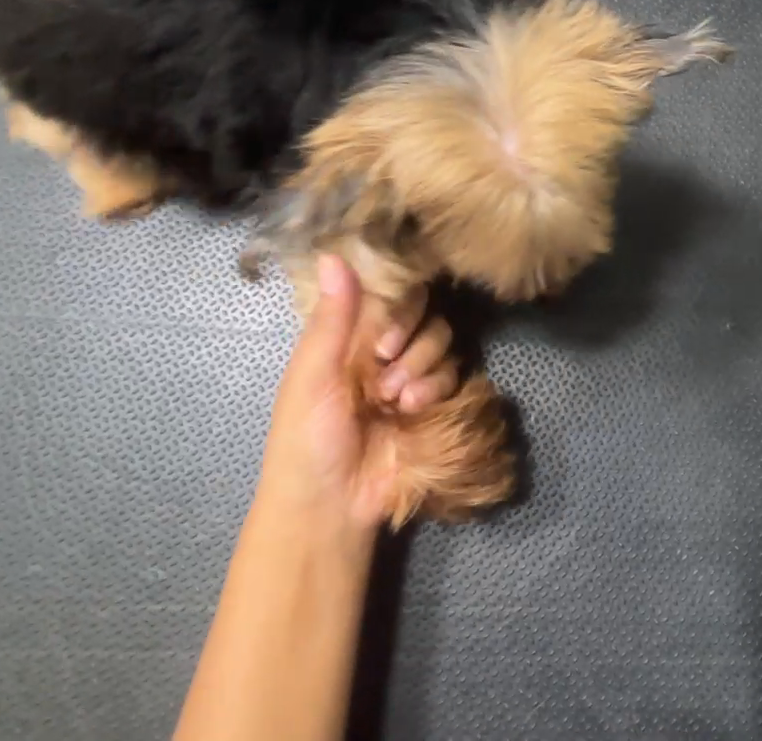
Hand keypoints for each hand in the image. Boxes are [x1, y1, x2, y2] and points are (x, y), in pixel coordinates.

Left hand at [257, 255, 463, 535]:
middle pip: (423, 314)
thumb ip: (331, 319)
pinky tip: (414, 408)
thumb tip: (332, 254)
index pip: (387, 294)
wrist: (332, 506)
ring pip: (441, 342)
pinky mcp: (435, 402)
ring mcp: (410, 376)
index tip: (382, 335)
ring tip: (395, 400)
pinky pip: (455, 374)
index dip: (395, 305)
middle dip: (411, 339)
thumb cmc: (306, 440)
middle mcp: (383, 351)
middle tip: (385, 368)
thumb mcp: (311, 378)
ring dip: (423, 366)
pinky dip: (437, 386)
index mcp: (348, 338)